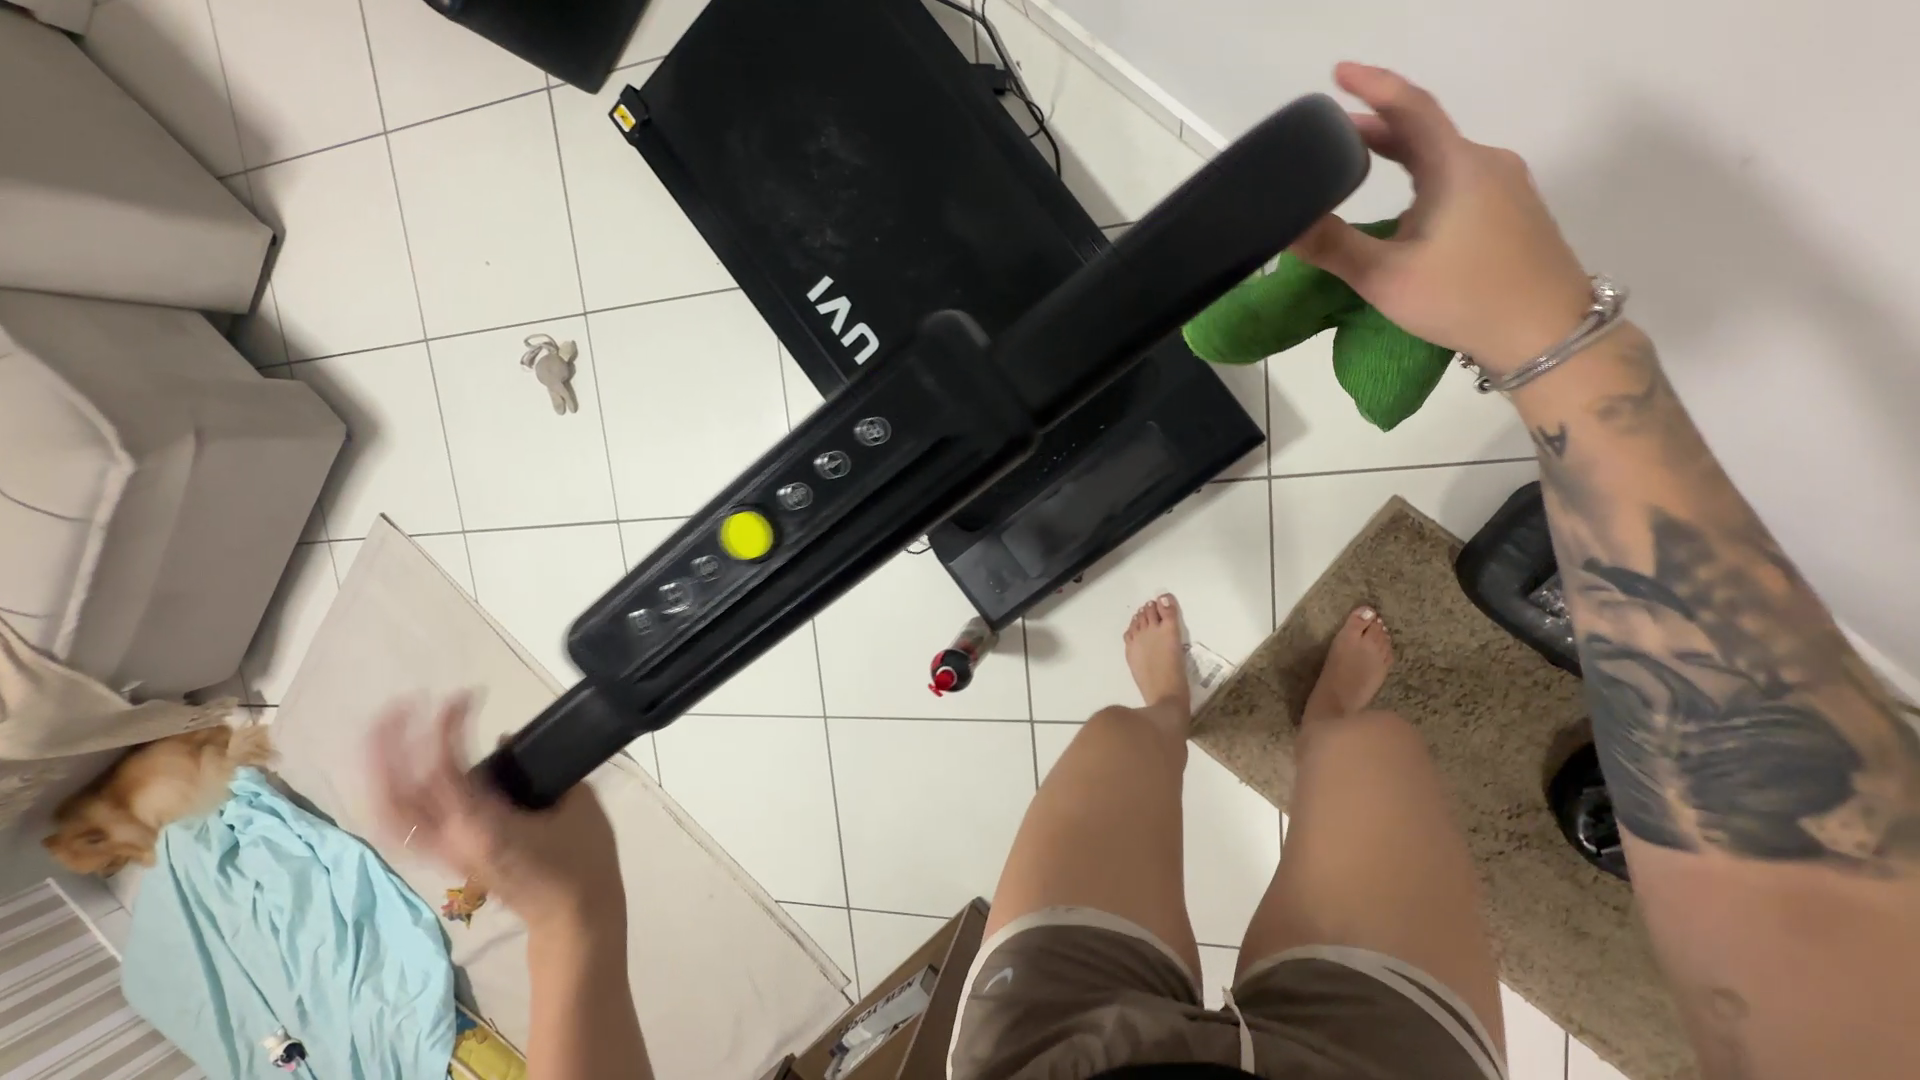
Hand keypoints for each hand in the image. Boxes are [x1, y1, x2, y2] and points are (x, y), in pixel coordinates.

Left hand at [369, 694, 623, 931]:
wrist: (573, 916)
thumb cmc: (584, 860)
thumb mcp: (578, 805)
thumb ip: (543, 772)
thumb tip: (507, 743)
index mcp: (482, 827)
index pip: (444, 770)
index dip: (445, 728)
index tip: (463, 698)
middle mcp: (450, 841)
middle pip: (395, 795)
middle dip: (388, 747)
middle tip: (402, 707)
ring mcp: (444, 853)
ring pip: (389, 813)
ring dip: (381, 770)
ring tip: (387, 732)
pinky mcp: (448, 857)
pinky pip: (404, 825)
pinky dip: (394, 794)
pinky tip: (401, 771)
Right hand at [1290, 63, 1593, 375]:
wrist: (1547, 333)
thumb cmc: (1463, 299)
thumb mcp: (1385, 277)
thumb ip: (1334, 247)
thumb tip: (1287, 224)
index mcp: (1457, 167)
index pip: (1411, 107)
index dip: (1372, 85)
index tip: (1338, 73)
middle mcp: (1485, 164)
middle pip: (1426, 131)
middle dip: (1376, 128)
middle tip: (1331, 135)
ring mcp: (1506, 187)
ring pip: (1443, 158)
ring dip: (1400, 155)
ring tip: (1357, 167)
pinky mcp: (1513, 212)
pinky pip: (1460, 179)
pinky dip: (1423, 177)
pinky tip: (1403, 207)